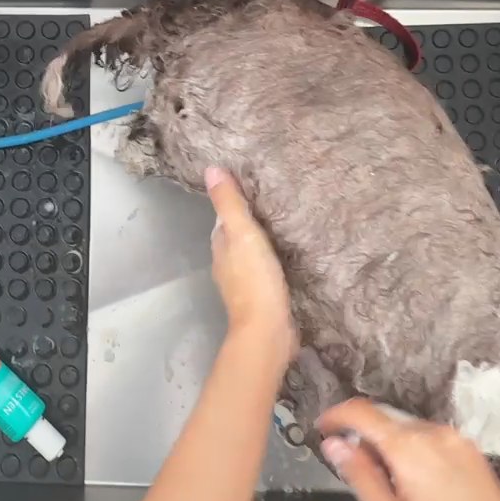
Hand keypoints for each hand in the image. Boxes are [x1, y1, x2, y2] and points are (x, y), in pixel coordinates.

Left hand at [204, 167, 295, 371]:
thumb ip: (229, 203)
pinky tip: (289, 257)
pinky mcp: (261, 297)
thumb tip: (210, 169)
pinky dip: (273, 261)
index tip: (255, 186)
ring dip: (264, 242)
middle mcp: (227, 262)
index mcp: (220, 245)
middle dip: (253, 221)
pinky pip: (266, 270)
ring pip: (251, 253)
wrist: (267, 332)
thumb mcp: (242, 234)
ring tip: (286, 225)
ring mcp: (243, 282)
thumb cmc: (254, 280)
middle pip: (238, 235)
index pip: (225, 217)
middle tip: (277, 203)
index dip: (237, 202)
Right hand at [316, 400, 499, 500]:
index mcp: (412, 447)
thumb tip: (333, 442)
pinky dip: (414, 455)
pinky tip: (419, 493)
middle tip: (356, 479)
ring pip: (409, 432)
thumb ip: (359, 477)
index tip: (319, 431)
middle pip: (386, 421)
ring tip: (390, 494)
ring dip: (389, 449)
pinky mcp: (478, 459)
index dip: (334, 416)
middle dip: (364, 440)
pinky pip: (432, 443)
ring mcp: (462, 444)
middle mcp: (437, 434)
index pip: (361, 411)